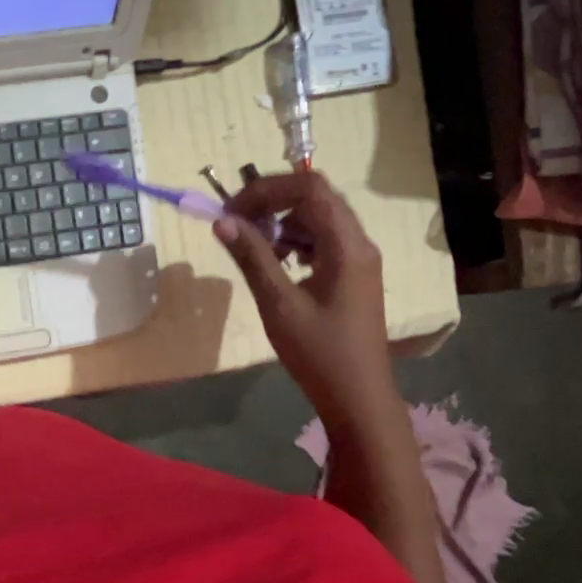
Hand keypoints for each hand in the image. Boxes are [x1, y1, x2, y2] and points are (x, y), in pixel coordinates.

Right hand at [214, 172, 397, 429]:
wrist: (357, 395)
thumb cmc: (318, 352)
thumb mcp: (278, 304)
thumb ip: (253, 258)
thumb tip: (223, 222)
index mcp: (347, 245)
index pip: (309, 187)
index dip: (266, 189)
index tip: (231, 212)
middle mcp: (359, 242)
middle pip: (316, 197)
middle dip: (272, 202)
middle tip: (237, 224)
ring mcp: (359, 258)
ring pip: (319, 218)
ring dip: (282, 222)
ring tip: (254, 248)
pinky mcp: (353, 274)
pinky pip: (323, 241)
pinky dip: (295, 241)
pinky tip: (276, 265)